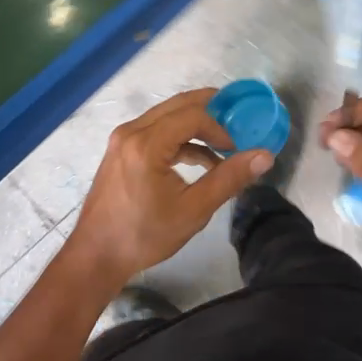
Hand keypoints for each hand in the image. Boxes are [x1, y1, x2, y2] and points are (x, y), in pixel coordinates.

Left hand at [67, 88, 273, 290]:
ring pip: (165, 116)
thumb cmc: (144, 235)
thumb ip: (229, 179)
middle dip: (211, 111)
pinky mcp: (120, 150)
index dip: (220, 127)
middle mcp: (131, 132)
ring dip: (195, 126)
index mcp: (146, 144)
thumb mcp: (193, 210)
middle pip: (178, 106)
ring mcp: (122, 139)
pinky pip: (155, 131)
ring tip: (223, 145)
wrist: (96, 255)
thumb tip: (264, 156)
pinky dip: (178, 138)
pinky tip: (199, 160)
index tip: (238, 148)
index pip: (193, 116)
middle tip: (238, 121)